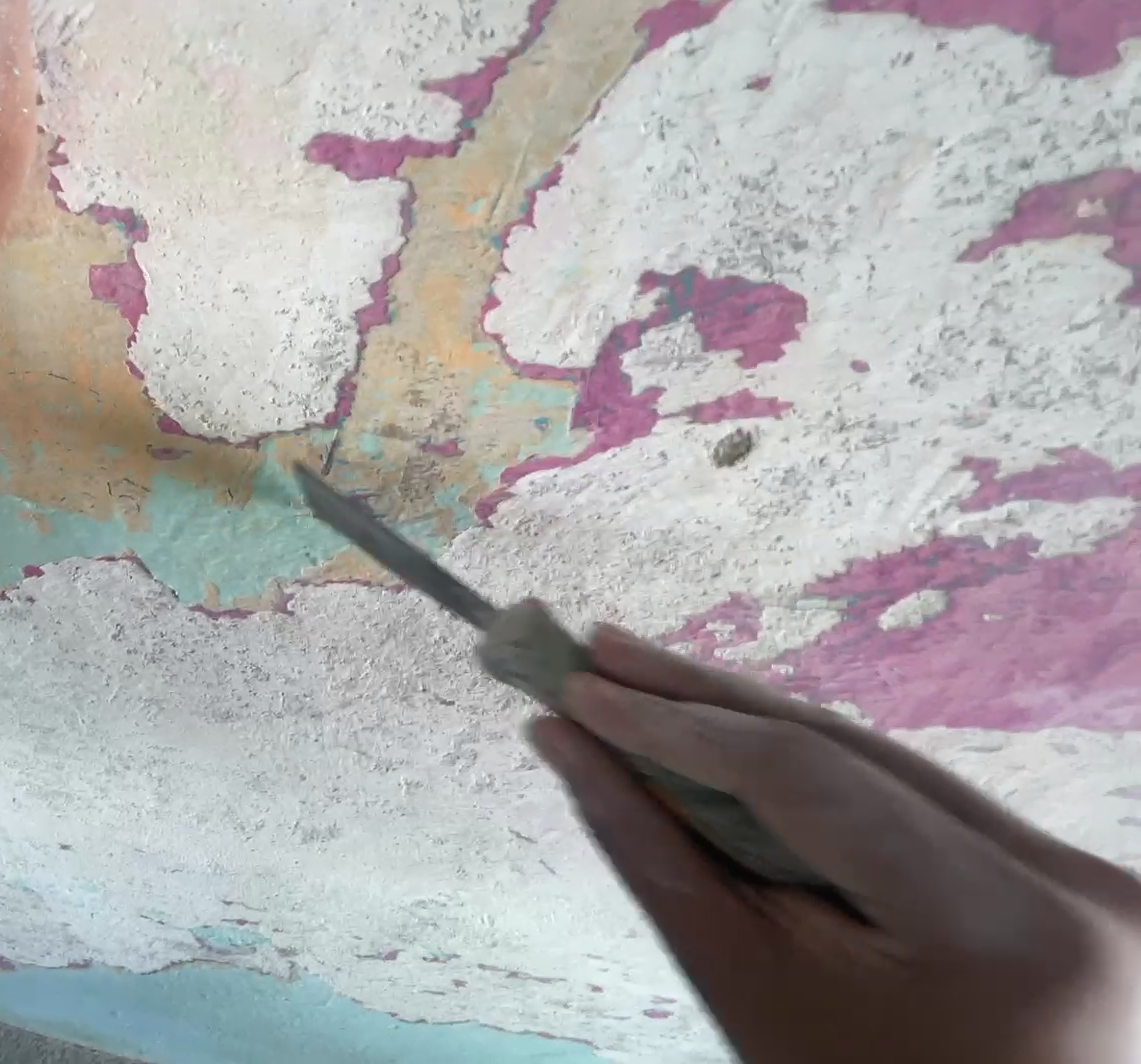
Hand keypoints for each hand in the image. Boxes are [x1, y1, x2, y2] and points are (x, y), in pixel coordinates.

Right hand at [534, 627, 1140, 1062]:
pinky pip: (880, 781)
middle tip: (595, 649)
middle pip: (832, 744)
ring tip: (628, 670)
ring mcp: (1065, 862)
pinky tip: (709, 720)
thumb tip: (554, 734)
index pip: (799, 773)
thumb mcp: (729, 971)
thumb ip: (640, 840)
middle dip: (695, 694)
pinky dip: (782, 752)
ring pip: (854, 752)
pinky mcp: (1037, 861)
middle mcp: (1064, 872)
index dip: (671, 722)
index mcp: (1003, 923)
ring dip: (730, 713)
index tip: (574, 690)